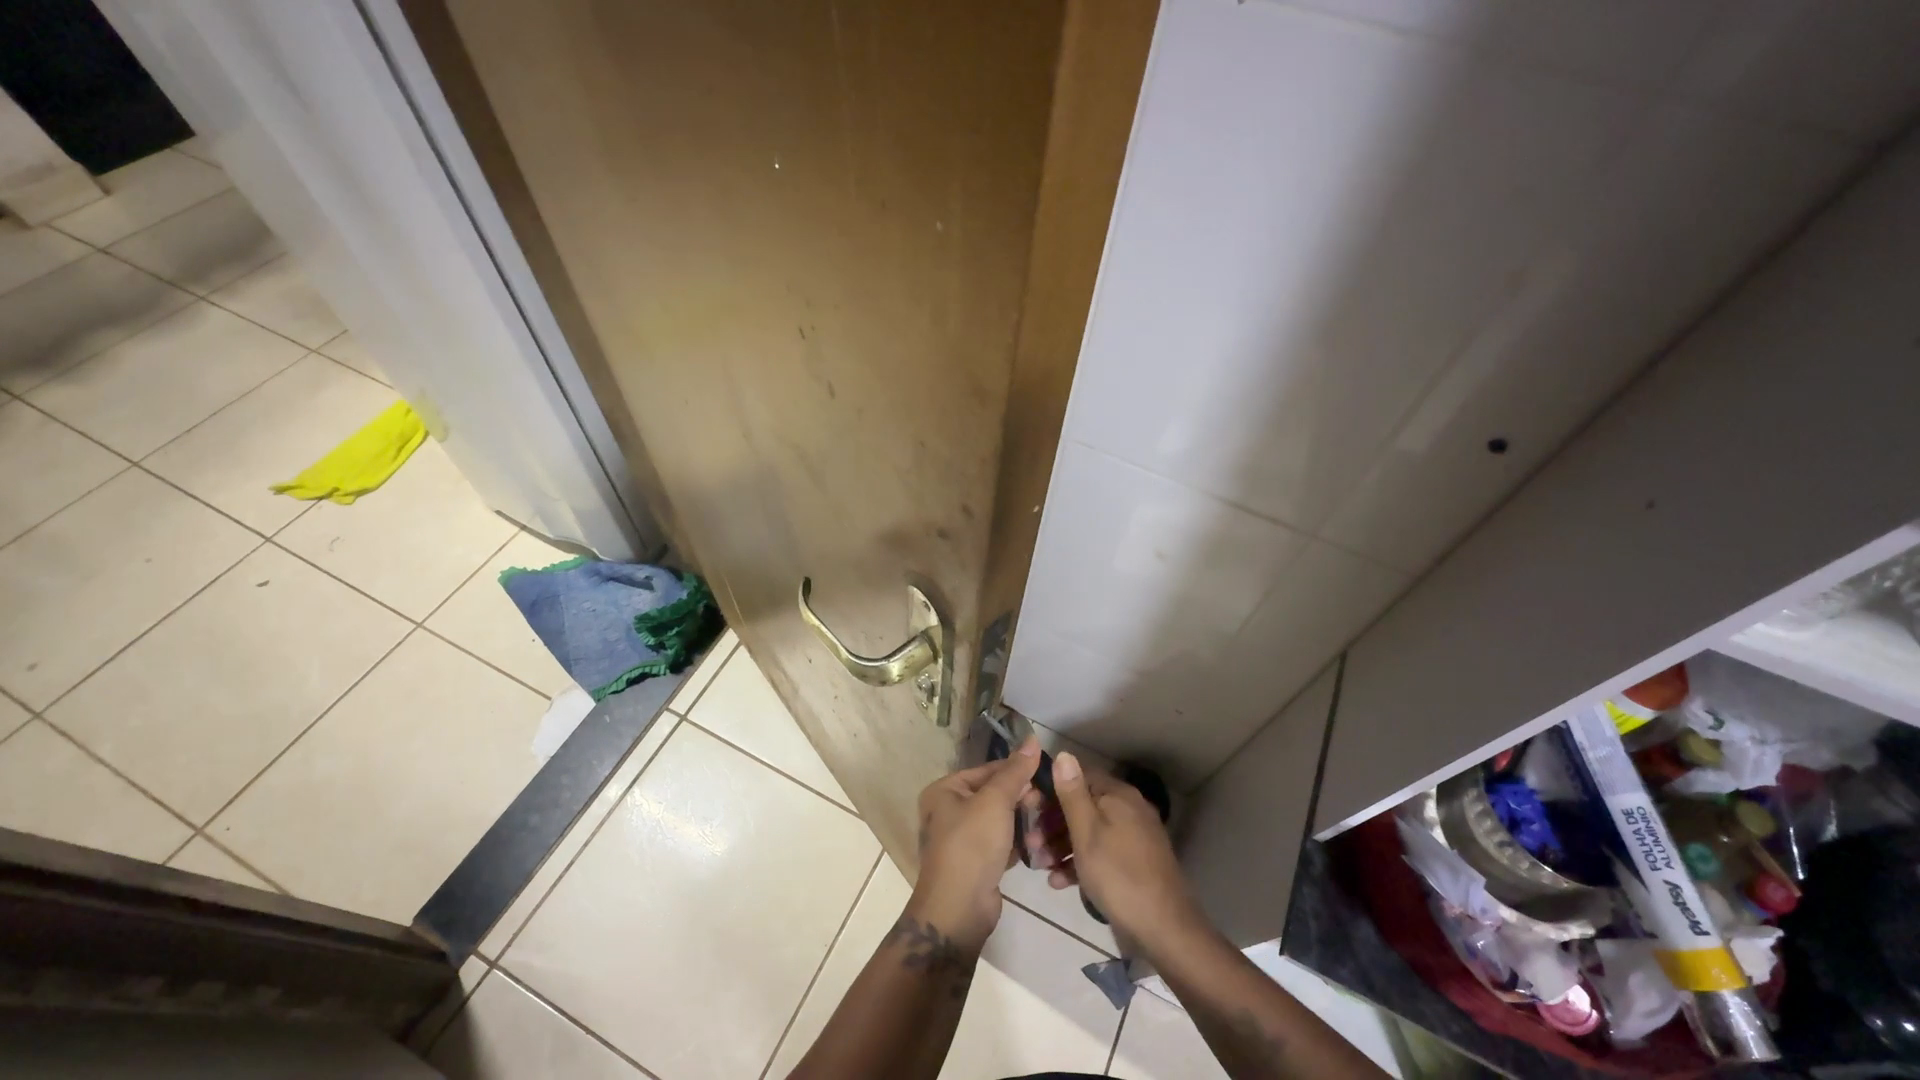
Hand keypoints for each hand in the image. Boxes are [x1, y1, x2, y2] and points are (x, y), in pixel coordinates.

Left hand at [906, 737, 1039, 949]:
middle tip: (1046, 804)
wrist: (959, 907)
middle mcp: (948, 811)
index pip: (987, 770)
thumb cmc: (972, 845)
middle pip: (993, 795)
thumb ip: (1015, 771)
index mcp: (944, 791)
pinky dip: (1016, 844)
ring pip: (999, 820)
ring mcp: (961, 839)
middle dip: (1021, 800)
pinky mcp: (975, 863)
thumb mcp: (995, 801)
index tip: (1046, 777)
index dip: (1016, 772)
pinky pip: (1000, 843)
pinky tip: (1036, 846)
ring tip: (1044, 826)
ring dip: (1022, 823)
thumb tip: (1031, 738)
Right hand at [1049, 752, 1199, 946]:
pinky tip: (1059, 881)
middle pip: (1082, 806)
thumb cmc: (1117, 874)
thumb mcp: (1087, 832)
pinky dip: (1079, 862)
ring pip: (1089, 831)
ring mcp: (1132, 836)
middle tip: (1030, 846)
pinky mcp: (1133, 861)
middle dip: (1053, 825)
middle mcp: (1128, 809)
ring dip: (1062, 846)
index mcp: (1118, 795)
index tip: (1028, 812)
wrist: (1162, 926)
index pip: (1078, 778)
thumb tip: (1064, 753)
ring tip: (1040, 866)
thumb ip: (1072, 793)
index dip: (1050, 792)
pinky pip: (1100, 852)